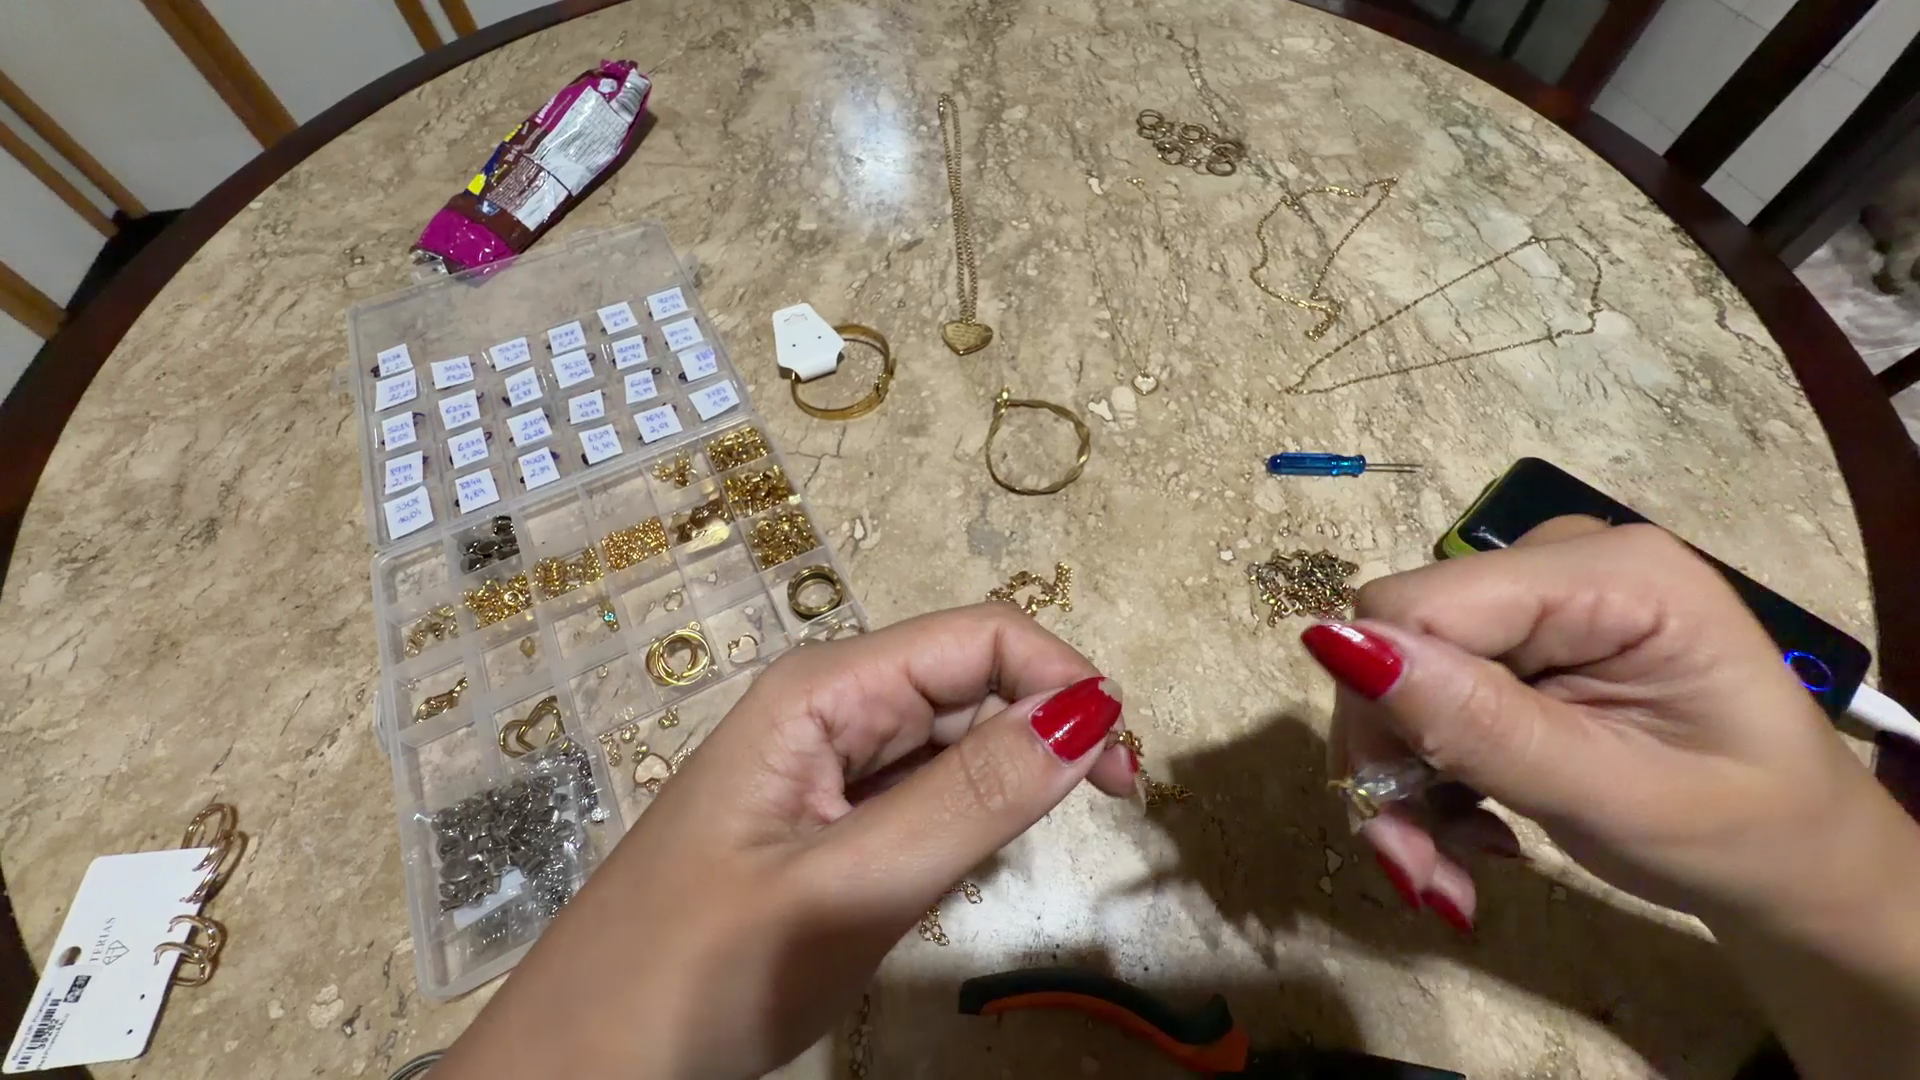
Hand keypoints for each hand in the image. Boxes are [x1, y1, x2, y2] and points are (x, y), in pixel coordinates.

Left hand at [433, 603, 1134, 1079]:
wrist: (581, 1067)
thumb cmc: (701, 971)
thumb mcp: (847, 886)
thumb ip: (970, 799)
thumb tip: (1090, 712)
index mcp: (825, 688)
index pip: (977, 638)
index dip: (1060, 676)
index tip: (1122, 758)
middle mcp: (834, 704)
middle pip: (971, 679)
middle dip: (1049, 723)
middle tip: (1117, 798)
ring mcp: (832, 760)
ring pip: (955, 737)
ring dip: (1014, 773)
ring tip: (1035, 841)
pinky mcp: (834, 813)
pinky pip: (927, 789)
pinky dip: (972, 813)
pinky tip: (972, 859)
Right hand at [1311, 517, 1907, 934]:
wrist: (1786, 860)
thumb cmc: (1743, 834)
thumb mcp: (1616, 796)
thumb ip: (1479, 721)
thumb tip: (1330, 643)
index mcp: (1607, 575)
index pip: (1419, 607)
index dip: (1383, 701)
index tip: (1398, 814)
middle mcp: (1548, 563)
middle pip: (1395, 642)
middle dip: (1389, 759)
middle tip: (1417, 866)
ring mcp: (1520, 599)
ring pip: (1389, 674)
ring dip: (1398, 779)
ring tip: (1442, 867)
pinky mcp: (1499, 636)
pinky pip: (1412, 690)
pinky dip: (1417, 770)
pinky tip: (1457, 826)